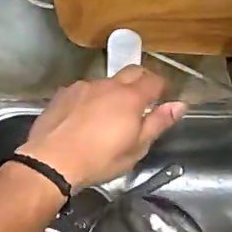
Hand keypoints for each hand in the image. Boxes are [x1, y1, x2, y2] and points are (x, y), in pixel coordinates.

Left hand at [17, 66, 186, 188]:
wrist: (51, 160)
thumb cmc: (99, 159)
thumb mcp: (136, 147)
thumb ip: (158, 122)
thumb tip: (180, 104)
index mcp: (130, 97)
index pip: (154, 80)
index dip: (162, 86)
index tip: (163, 97)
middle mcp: (108, 85)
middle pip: (132, 71)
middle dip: (142, 80)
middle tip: (143, 99)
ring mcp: (83, 86)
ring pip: (106, 81)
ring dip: (113, 91)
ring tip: (109, 114)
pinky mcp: (64, 93)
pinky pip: (85, 89)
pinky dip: (91, 98)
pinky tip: (85, 116)